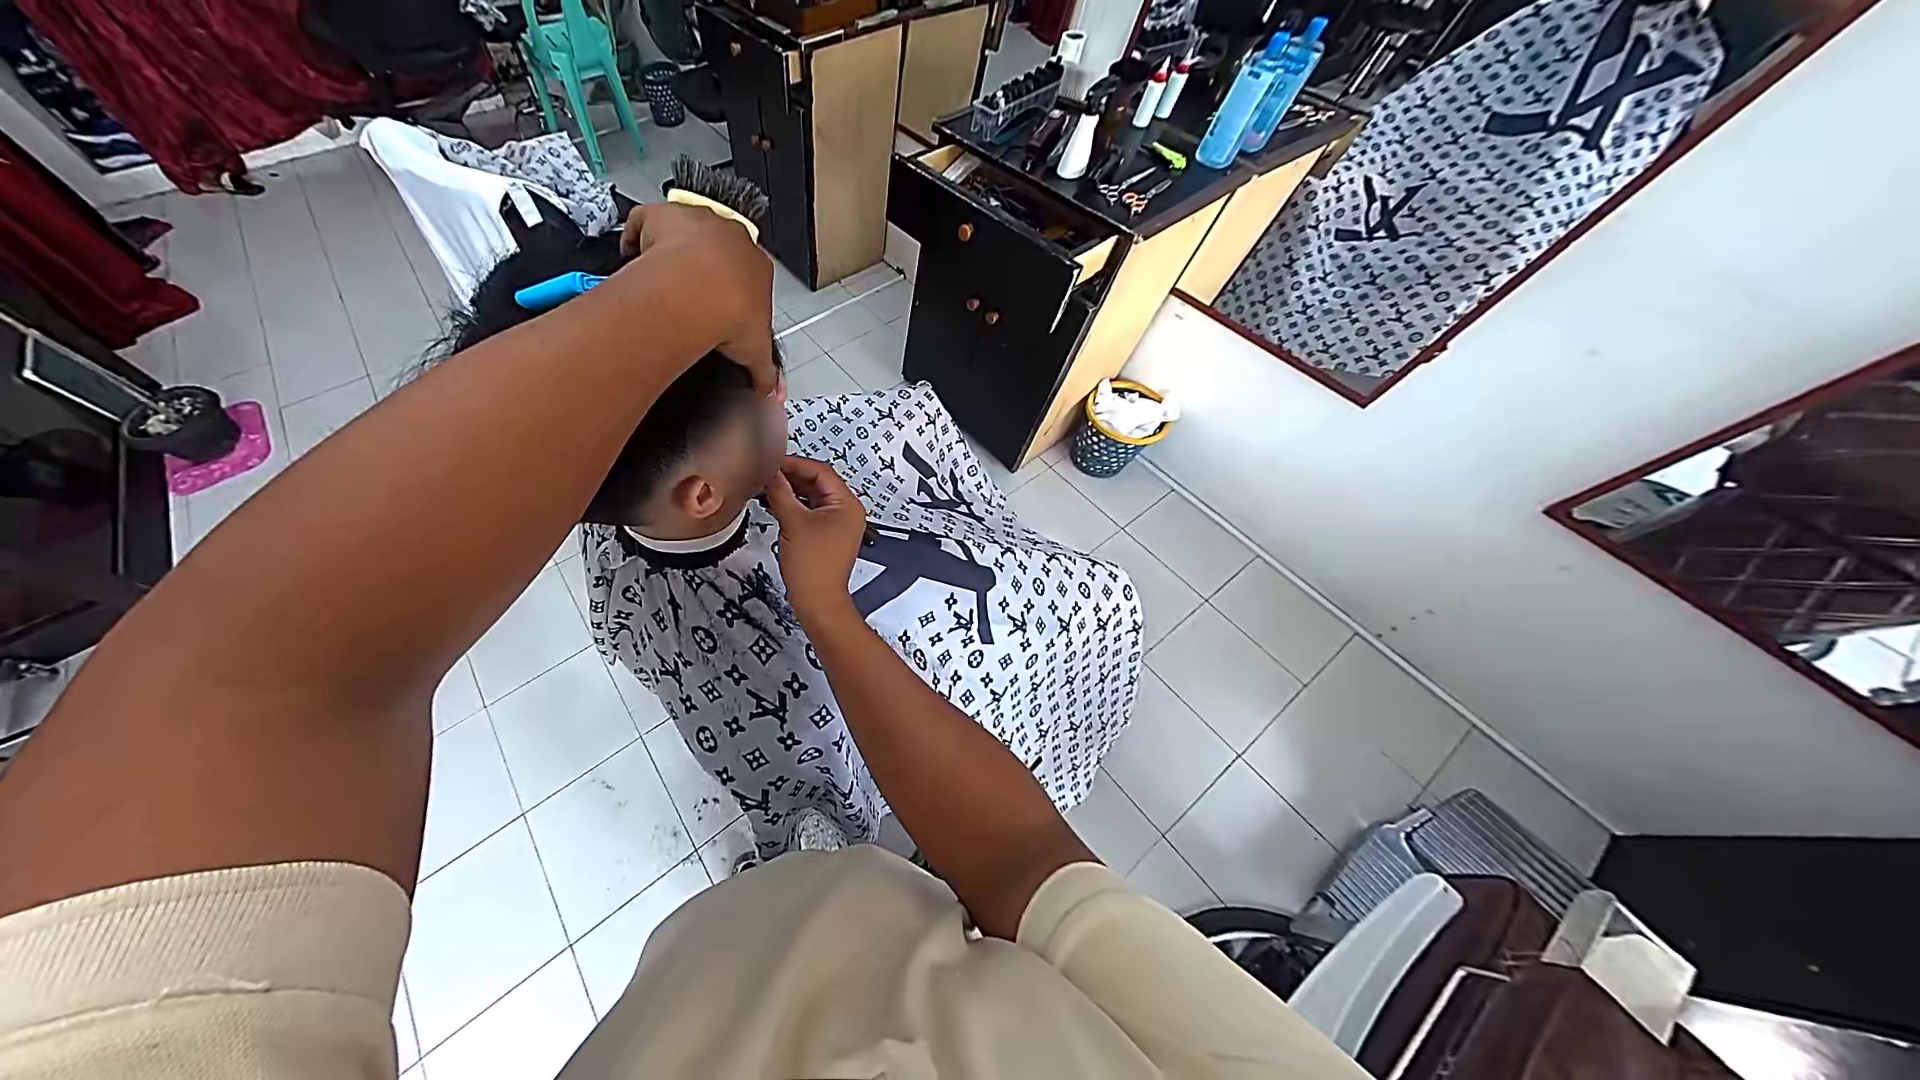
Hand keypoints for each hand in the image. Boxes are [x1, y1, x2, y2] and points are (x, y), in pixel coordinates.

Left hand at [618, 202, 776, 392]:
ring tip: (667, 281)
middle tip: (693, 297)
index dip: (735, 291)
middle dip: (707, 268)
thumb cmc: (733, 310)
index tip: (725, 308)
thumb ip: (764, 372)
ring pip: (685, 230)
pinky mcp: (662, 217)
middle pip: (719, 248)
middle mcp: (731, 238)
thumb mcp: (758, 351)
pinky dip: (638, 238)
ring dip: (676, 250)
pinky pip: (646, 221)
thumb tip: (767, 391)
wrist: (701, 291)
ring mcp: (696, 223)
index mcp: (759, 265)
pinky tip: (636, 257)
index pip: (749, 274)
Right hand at [764, 456, 866, 619]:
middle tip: (768, 474)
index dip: (795, 464)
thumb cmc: (815, 568)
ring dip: (791, 491)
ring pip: (812, 497)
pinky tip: (776, 504)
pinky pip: (810, 511)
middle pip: (817, 482)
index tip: (774, 463)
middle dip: (791, 477)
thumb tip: (771, 474)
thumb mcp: (793, 522)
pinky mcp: (827, 535)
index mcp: (848, 504)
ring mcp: (838, 524)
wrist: (818, 599)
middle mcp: (847, 512)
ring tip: (768, 488)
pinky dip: (794, 506)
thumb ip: (780, 493)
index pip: (821, 471)